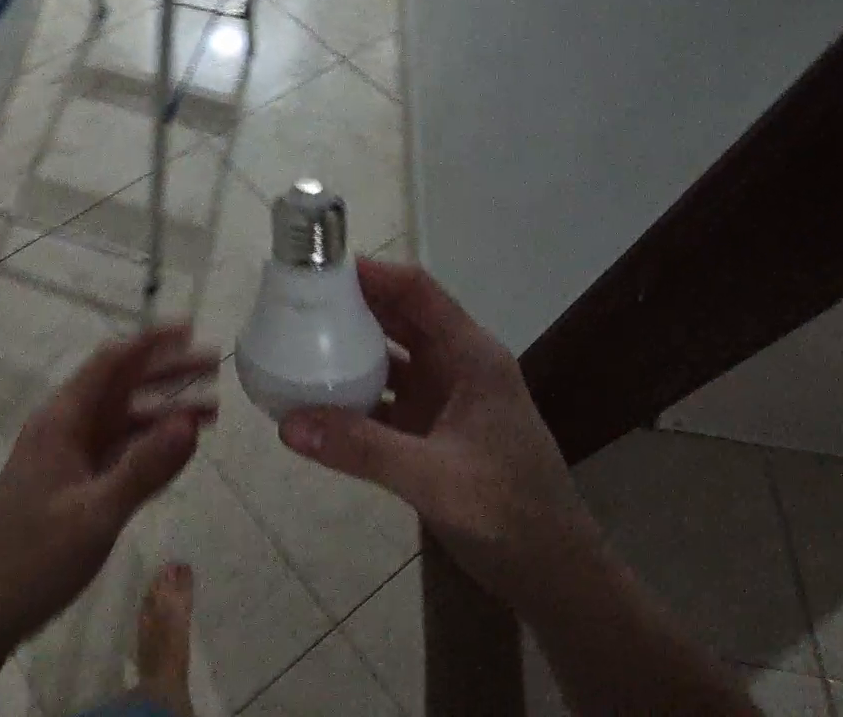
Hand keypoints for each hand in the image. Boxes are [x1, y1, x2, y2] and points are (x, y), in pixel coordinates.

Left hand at [0, 325, 218, 641]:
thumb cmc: (35, 559)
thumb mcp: (96, 515)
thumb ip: (145, 469)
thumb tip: (190, 422)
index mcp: (60, 421)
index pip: (110, 364)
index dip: (150, 343)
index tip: (190, 328)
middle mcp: (64, 427)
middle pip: (120, 386)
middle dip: (166, 373)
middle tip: (215, 365)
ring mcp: (67, 455)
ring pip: (122, 419)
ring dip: (163, 410)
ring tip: (213, 408)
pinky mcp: (72, 482)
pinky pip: (116, 450)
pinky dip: (148, 444)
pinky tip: (177, 448)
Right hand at [277, 259, 601, 603]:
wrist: (555, 576)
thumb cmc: (511, 513)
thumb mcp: (435, 479)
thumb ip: (361, 449)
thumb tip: (287, 425)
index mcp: (472, 359)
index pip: (418, 293)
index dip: (372, 272)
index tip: (318, 265)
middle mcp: (456, 367)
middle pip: (398, 316)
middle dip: (349, 303)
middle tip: (292, 298)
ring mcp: (442, 398)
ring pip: (387, 355)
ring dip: (346, 348)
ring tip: (292, 340)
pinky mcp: (428, 429)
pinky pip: (381, 396)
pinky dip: (350, 392)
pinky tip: (313, 399)